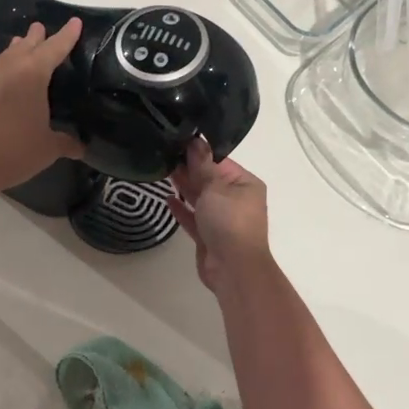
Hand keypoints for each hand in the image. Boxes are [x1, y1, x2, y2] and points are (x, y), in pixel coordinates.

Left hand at [0, 19, 84, 194]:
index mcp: (33, 73)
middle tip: (39, 30)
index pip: (55, 48)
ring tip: (18, 51)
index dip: (67, 35)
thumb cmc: (14, 151)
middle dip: (35, 37)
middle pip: (24, 45)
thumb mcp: (47, 149)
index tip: (74, 22)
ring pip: (2, 56)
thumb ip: (65, 143)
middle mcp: (7, 66)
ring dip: (13, 52)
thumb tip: (81, 148)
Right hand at [168, 138, 271, 291]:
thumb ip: (202, 166)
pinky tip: (168, 198)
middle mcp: (235, 199)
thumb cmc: (229, 221)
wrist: (233, 267)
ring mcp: (221, 219)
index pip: (220, 161)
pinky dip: (182, 209)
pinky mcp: (208, 236)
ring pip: (200, 198)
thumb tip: (195, 141)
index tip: (177, 140)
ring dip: (184, 186)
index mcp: (245, 184)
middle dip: (189, 168)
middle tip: (164, 152)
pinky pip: (193, 218)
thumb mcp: (215, 187)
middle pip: (209, 179)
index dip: (199, 152)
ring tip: (163, 170)